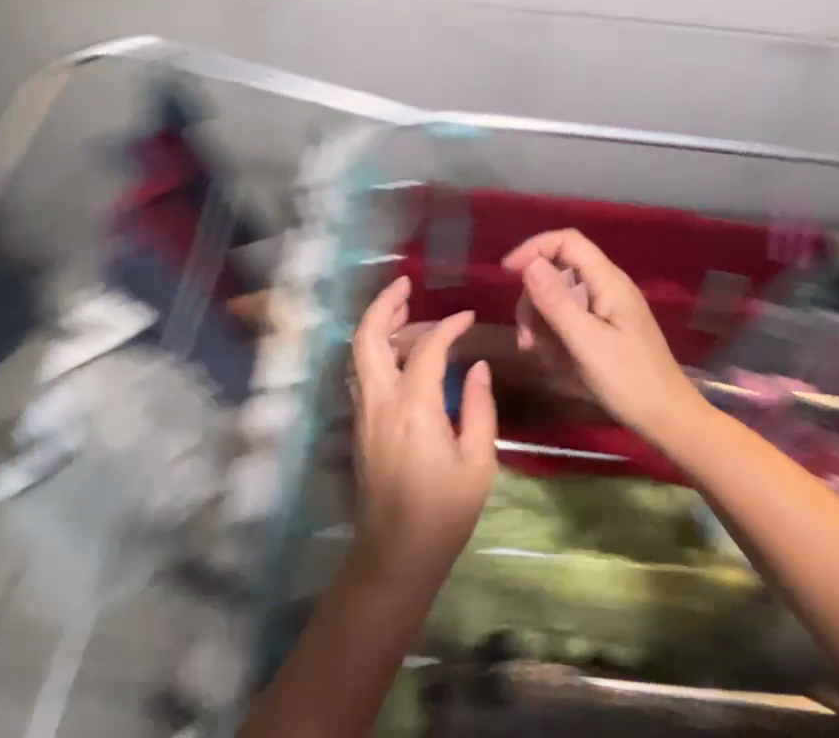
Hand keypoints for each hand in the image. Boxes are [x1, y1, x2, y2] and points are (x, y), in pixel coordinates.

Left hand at [348, 276, 497, 580]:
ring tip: (402, 312)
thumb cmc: (444, 511)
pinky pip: (361, 375)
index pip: (428, 348)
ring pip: (358, 355)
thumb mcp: (478, 462)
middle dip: (383, 305)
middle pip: (367, 337)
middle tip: (405, 286)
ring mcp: (363, 414)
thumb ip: (480, 408)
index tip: (467, 317)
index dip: (448, 327)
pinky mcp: (359, 428)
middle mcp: (379, 401)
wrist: (396, 553)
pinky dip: (374, 352)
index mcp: (413, 406)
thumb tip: (478, 367)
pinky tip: (397, 354)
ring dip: (376, 327)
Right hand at [503, 229, 706, 437]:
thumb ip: (557, 302)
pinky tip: (551, 356)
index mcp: (609, 283)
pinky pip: (570, 317)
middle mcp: (608, 287)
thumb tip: (530, 263)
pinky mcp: (605, 328)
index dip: (534, 249)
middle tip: (525, 336)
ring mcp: (607, 308)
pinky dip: (553, 331)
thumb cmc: (629, 381)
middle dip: (533, 296)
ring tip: (535, 350)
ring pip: (560, 295)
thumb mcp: (586, 343)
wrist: (666, 418)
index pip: (568, 242)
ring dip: (540, 318)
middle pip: (559, 270)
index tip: (507, 273)